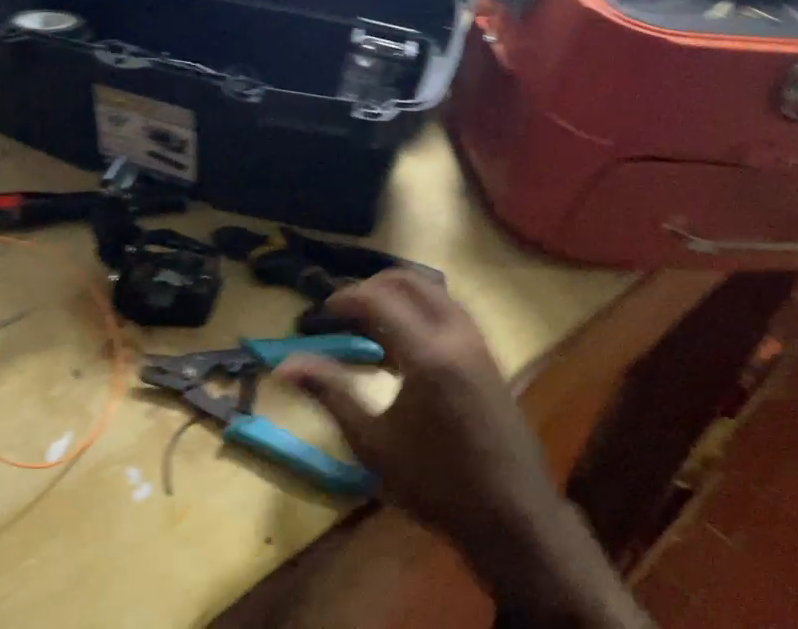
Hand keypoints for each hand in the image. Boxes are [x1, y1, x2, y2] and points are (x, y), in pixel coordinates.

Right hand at [278, 271, 642, 623]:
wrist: (512, 516)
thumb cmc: (436, 484)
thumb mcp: (373, 443)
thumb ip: (330, 394)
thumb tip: (284, 365)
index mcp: (426, 353)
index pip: (377, 299)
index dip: (344, 299)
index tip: (319, 316)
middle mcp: (455, 335)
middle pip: (409, 281)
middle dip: (370, 287)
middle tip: (343, 314)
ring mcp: (477, 343)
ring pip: (434, 292)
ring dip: (398, 296)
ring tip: (369, 327)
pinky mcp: (488, 357)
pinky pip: (449, 312)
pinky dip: (421, 311)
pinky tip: (403, 348)